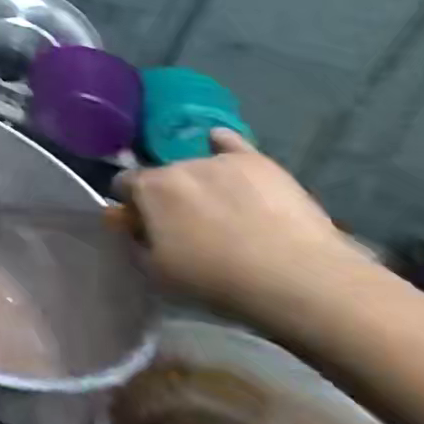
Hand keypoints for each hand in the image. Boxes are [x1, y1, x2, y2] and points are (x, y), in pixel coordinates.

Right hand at [116, 130, 369, 321]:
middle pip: (162, 175)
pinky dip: (223, 146)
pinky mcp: (257, 161)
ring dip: (199, 182)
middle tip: (190, 227)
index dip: (133, 205)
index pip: (124, 184)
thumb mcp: (159, 274)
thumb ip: (133, 241)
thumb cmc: (219, 282)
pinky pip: (229, 142)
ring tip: (224, 211)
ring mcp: (218, 160)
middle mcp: (176, 165)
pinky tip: (222, 148)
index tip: (146, 226)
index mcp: (148, 189)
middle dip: (169, 196)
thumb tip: (124, 221)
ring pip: (196, 165)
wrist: (300, 281)